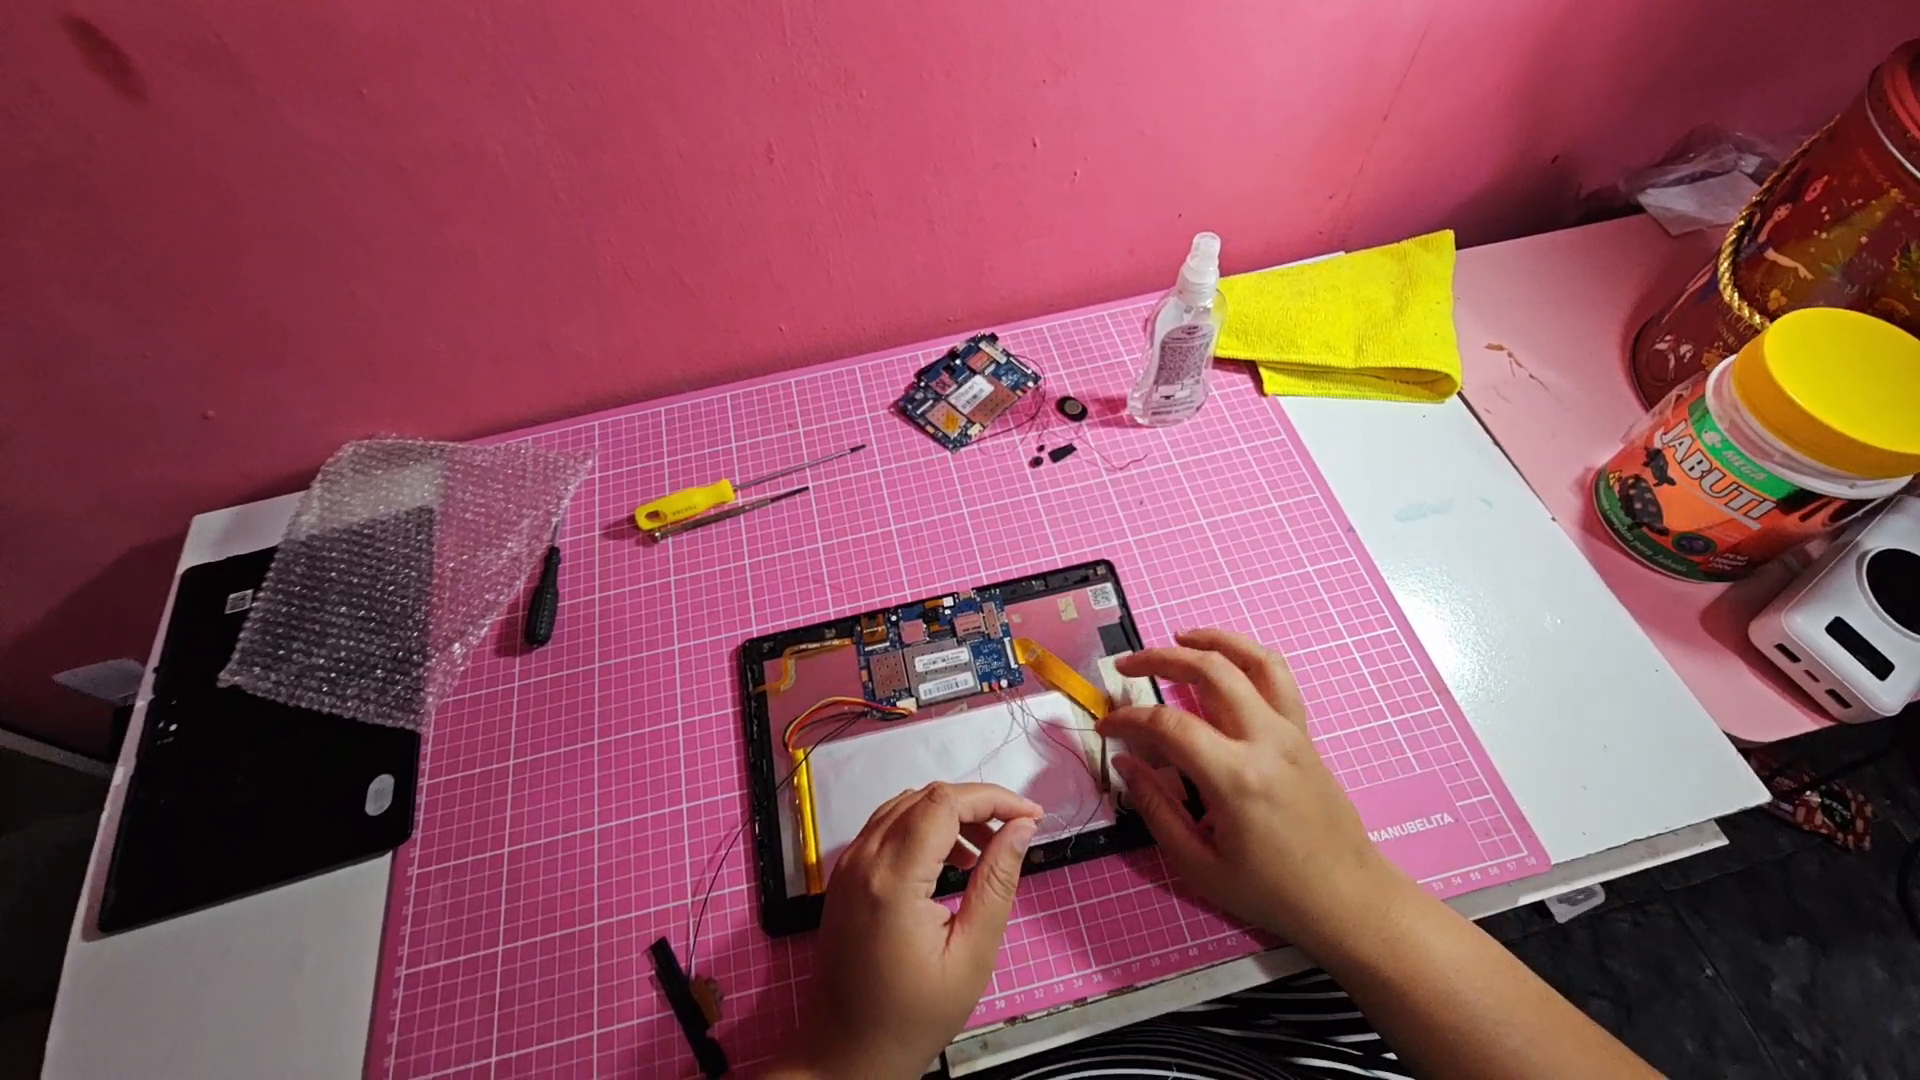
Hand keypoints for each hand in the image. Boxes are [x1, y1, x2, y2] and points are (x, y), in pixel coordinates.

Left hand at [768, 782, 1040, 1078]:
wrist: (846, 1054)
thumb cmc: (912, 1016)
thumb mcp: (971, 955)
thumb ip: (996, 883)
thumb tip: (1021, 829)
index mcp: (893, 878)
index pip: (945, 803)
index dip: (993, 798)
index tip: (1030, 816)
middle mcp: (863, 859)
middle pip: (925, 797)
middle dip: (976, 804)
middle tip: (1014, 832)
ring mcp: (848, 864)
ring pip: (905, 805)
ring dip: (949, 814)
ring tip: (986, 849)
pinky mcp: (844, 874)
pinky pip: (887, 826)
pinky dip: (923, 826)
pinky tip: (949, 858)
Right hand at [1100, 629, 1414, 954]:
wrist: (1349, 900)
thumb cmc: (1271, 891)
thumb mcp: (1199, 864)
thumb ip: (1156, 808)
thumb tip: (1126, 762)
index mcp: (1236, 777)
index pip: (1169, 724)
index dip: (1129, 719)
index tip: (1106, 726)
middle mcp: (1266, 741)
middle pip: (1211, 671)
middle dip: (1161, 659)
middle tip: (1128, 666)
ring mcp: (1292, 732)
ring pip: (1254, 660)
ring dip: (1212, 640)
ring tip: (1179, 638)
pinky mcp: (1304, 734)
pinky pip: (1277, 678)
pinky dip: (1247, 656)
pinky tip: (1223, 661)